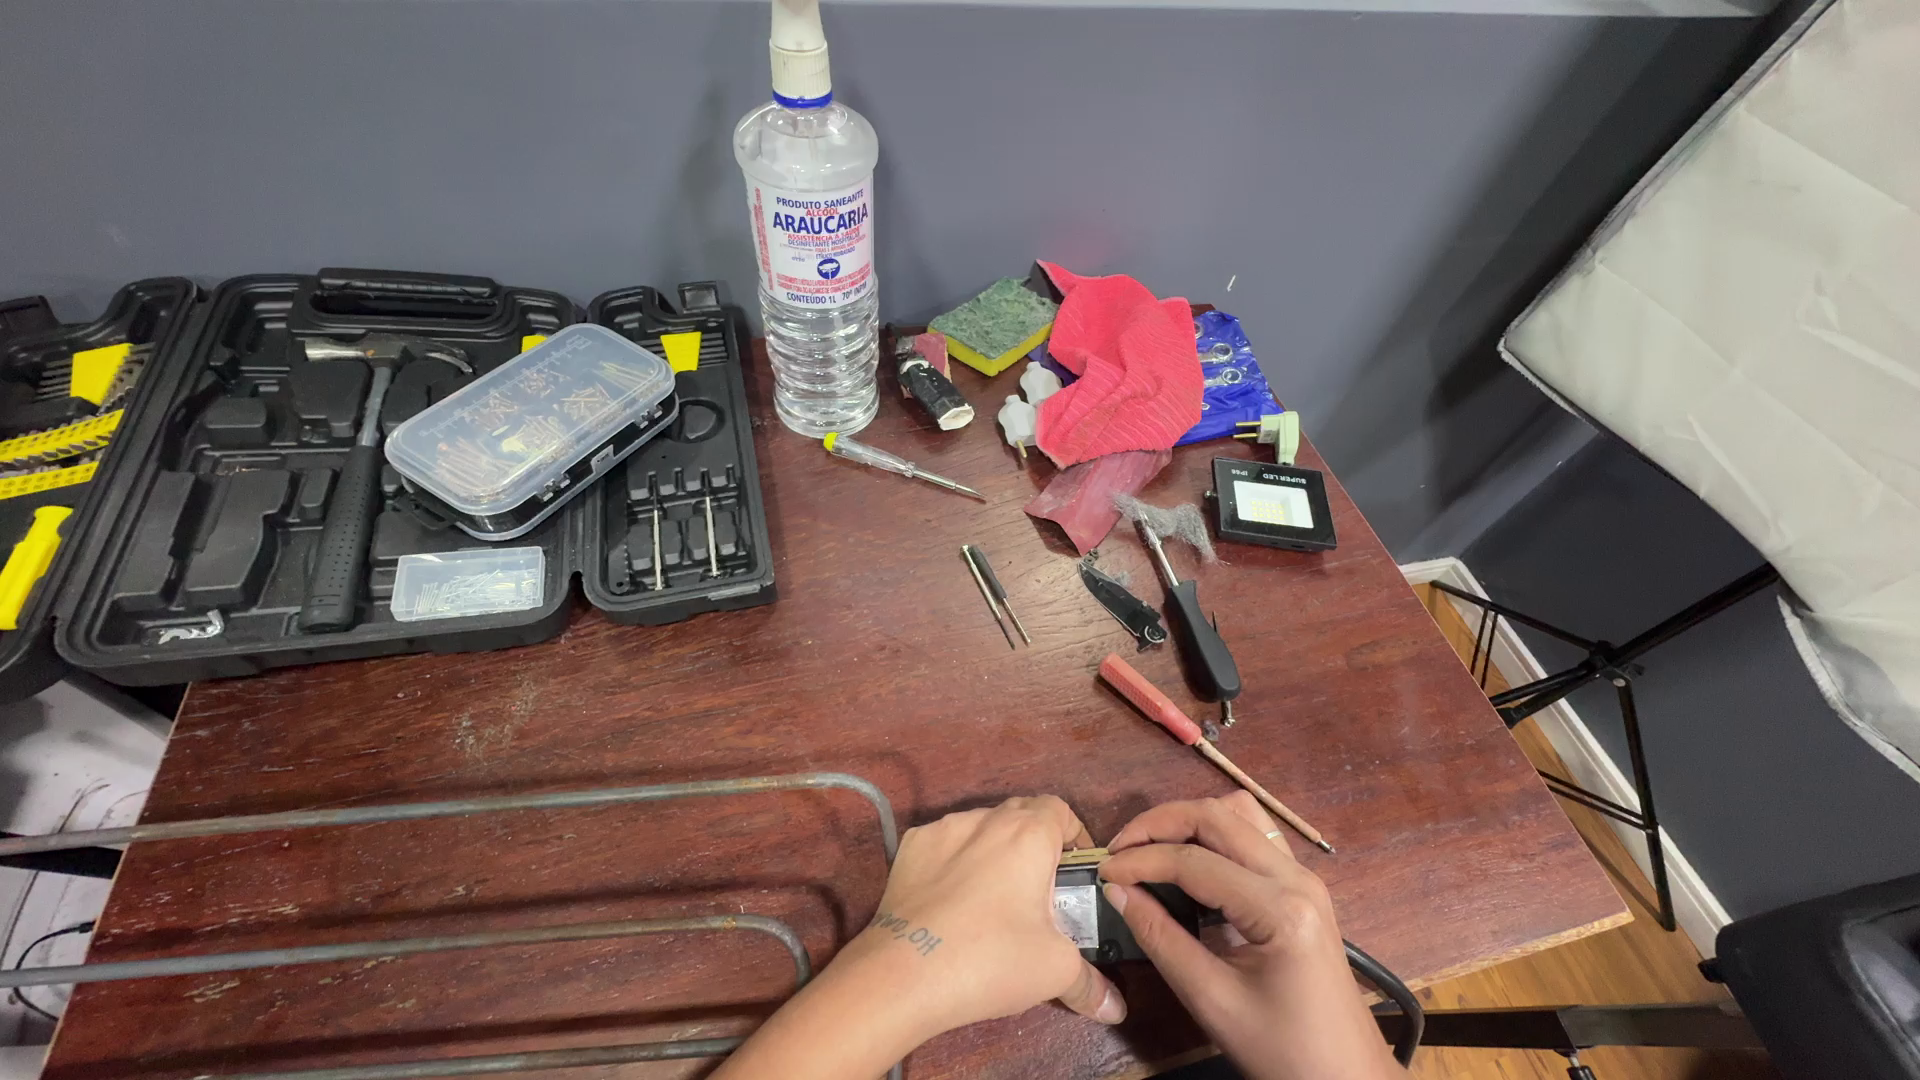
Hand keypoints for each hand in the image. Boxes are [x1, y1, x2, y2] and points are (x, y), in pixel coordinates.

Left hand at [846, 795, 1124, 1038]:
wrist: (905, 971)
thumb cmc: (991, 959)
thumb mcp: (1054, 972)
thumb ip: (1090, 983)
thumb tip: (1116, 1008)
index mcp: (1028, 834)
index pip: (1060, 809)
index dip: (1073, 833)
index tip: (1076, 868)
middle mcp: (987, 818)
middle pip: (1021, 813)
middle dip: (1035, 840)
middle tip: (1040, 886)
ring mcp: (943, 828)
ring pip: (980, 825)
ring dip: (994, 848)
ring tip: (993, 894)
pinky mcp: (911, 846)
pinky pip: (944, 842)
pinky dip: (955, 860)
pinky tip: (951, 899)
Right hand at [1100, 792, 1402, 1079]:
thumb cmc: (1284, 1052)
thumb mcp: (1213, 1002)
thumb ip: (1161, 939)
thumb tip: (1117, 890)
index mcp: (1279, 908)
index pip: (1194, 861)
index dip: (1140, 860)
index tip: (1102, 871)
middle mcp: (1295, 876)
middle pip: (1215, 816)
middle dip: (1159, 824)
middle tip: (1119, 849)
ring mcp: (1303, 876)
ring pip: (1237, 812)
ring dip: (1187, 820)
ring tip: (1149, 847)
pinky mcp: (1302, 883)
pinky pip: (1252, 832)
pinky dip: (1213, 831)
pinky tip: (1189, 856)